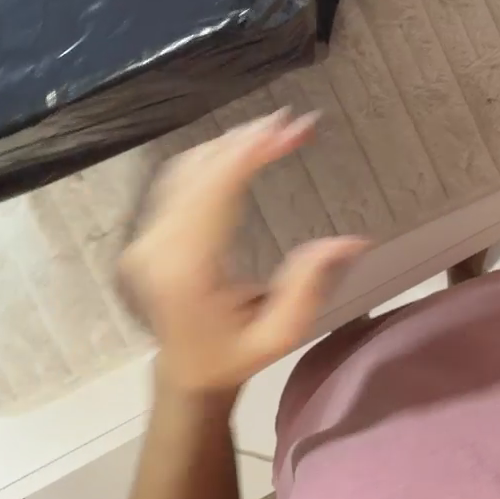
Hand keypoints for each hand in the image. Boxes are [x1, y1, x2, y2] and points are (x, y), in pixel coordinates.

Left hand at [119, 110, 369, 399]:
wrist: (184, 375)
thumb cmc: (235, 358)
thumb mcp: (283, 333)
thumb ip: (310, 286)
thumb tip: (354, 240)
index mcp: (185, 269)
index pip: (216, 190)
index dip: (252, 152)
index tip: (292, 128)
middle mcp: (156, 247)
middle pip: (201, 172)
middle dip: (248, 140)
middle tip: (294, 123)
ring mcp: (145, 240)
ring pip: (184, 171)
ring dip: (229, 146)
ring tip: (273, 131)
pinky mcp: (147, 237)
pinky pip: (177, 183)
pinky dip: (211, 160)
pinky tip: (240, 151)